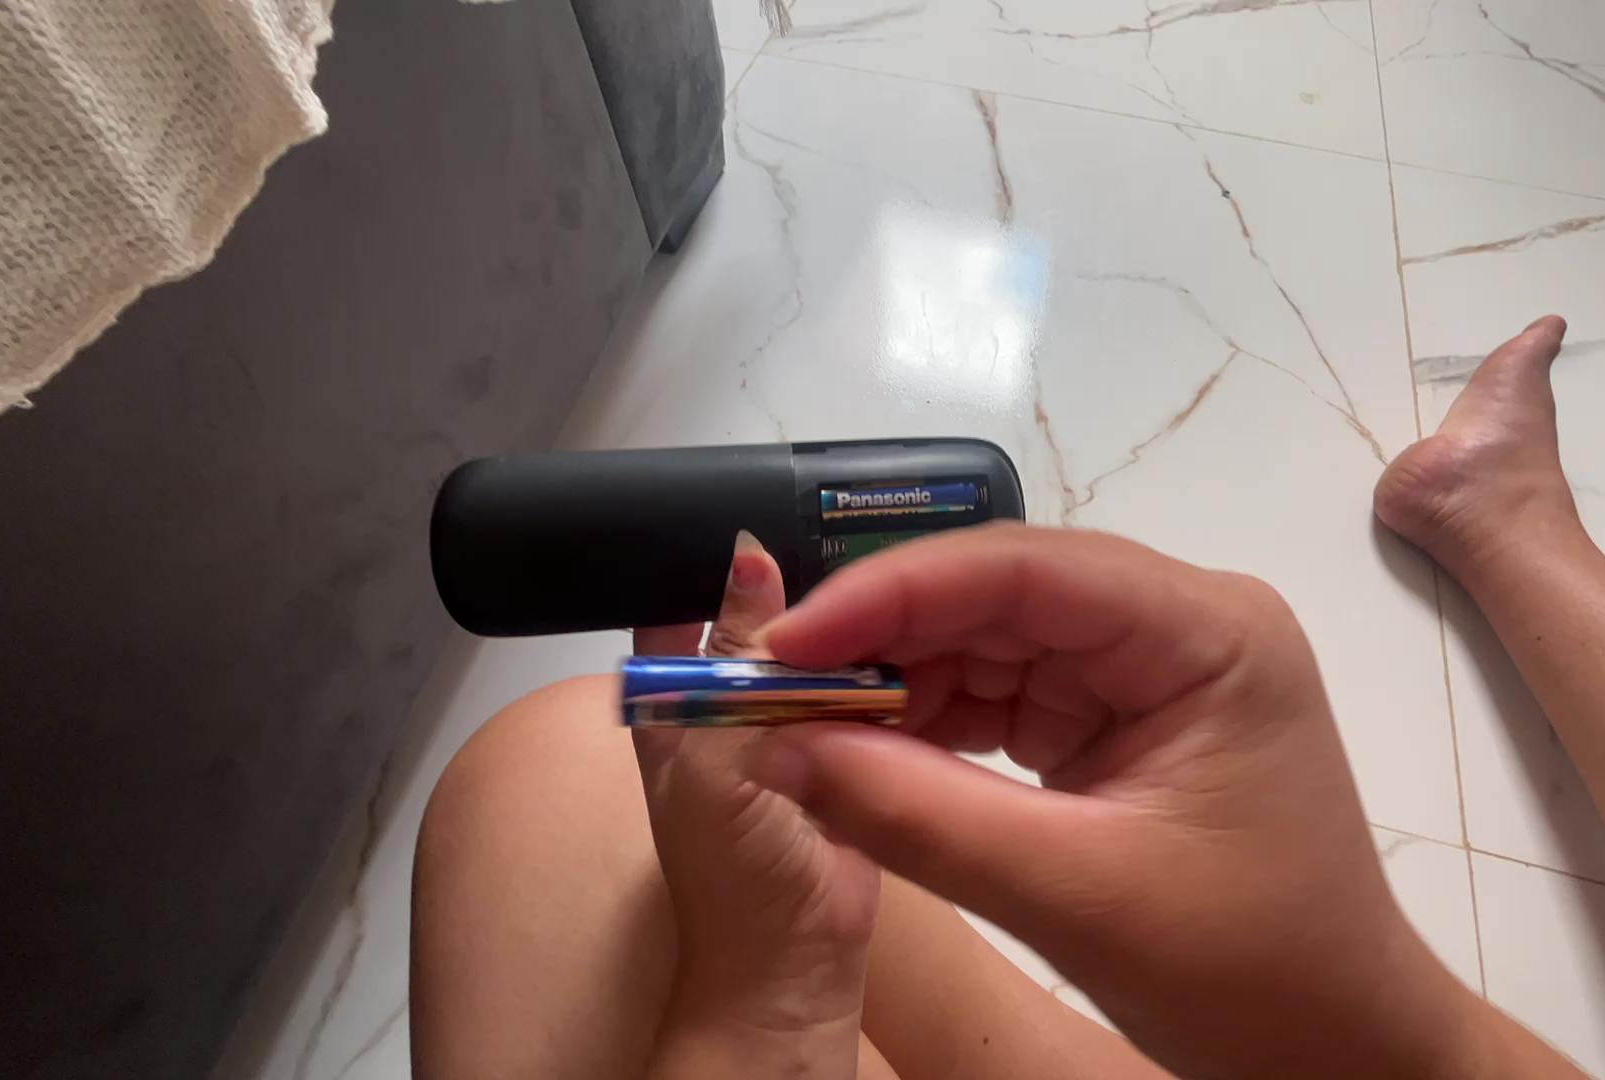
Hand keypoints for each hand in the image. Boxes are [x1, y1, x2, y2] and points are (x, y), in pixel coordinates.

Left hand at [632, 532, 880, 1074]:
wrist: (798, 957)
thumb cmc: (733, 867)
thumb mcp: (720, 756)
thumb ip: (738, 661)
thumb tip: (747, 554)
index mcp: (682, 691)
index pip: (689, 599)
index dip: (722, 554)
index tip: (774, 504)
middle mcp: (738, 695)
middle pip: (768, 614)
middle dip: (806, 577)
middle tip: (859, 521)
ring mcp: (796, 715)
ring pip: (822, 644)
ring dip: (852, 616)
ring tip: (896, 563)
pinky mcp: (848, 738)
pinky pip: (865, 682)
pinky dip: (887, 658)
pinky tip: (922, 625)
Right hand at [748, 524, 1580, 1078]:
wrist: (1330, 1040)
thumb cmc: (1247, 973)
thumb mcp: (1072, 894)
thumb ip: (915, 815)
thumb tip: (778, 749)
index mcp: (1204, 630)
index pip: (1027, 568)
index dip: (897, 589)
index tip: (793, 636)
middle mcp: (1167, 620)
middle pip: (995, 592)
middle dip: (883, 635)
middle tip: (779, 685)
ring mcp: (1133, 658)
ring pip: (983, 635)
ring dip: (895, 677)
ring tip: (812, 723)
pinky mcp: (1103, 701)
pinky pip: (993, 685)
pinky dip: (926, 716)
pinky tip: (871, 745)